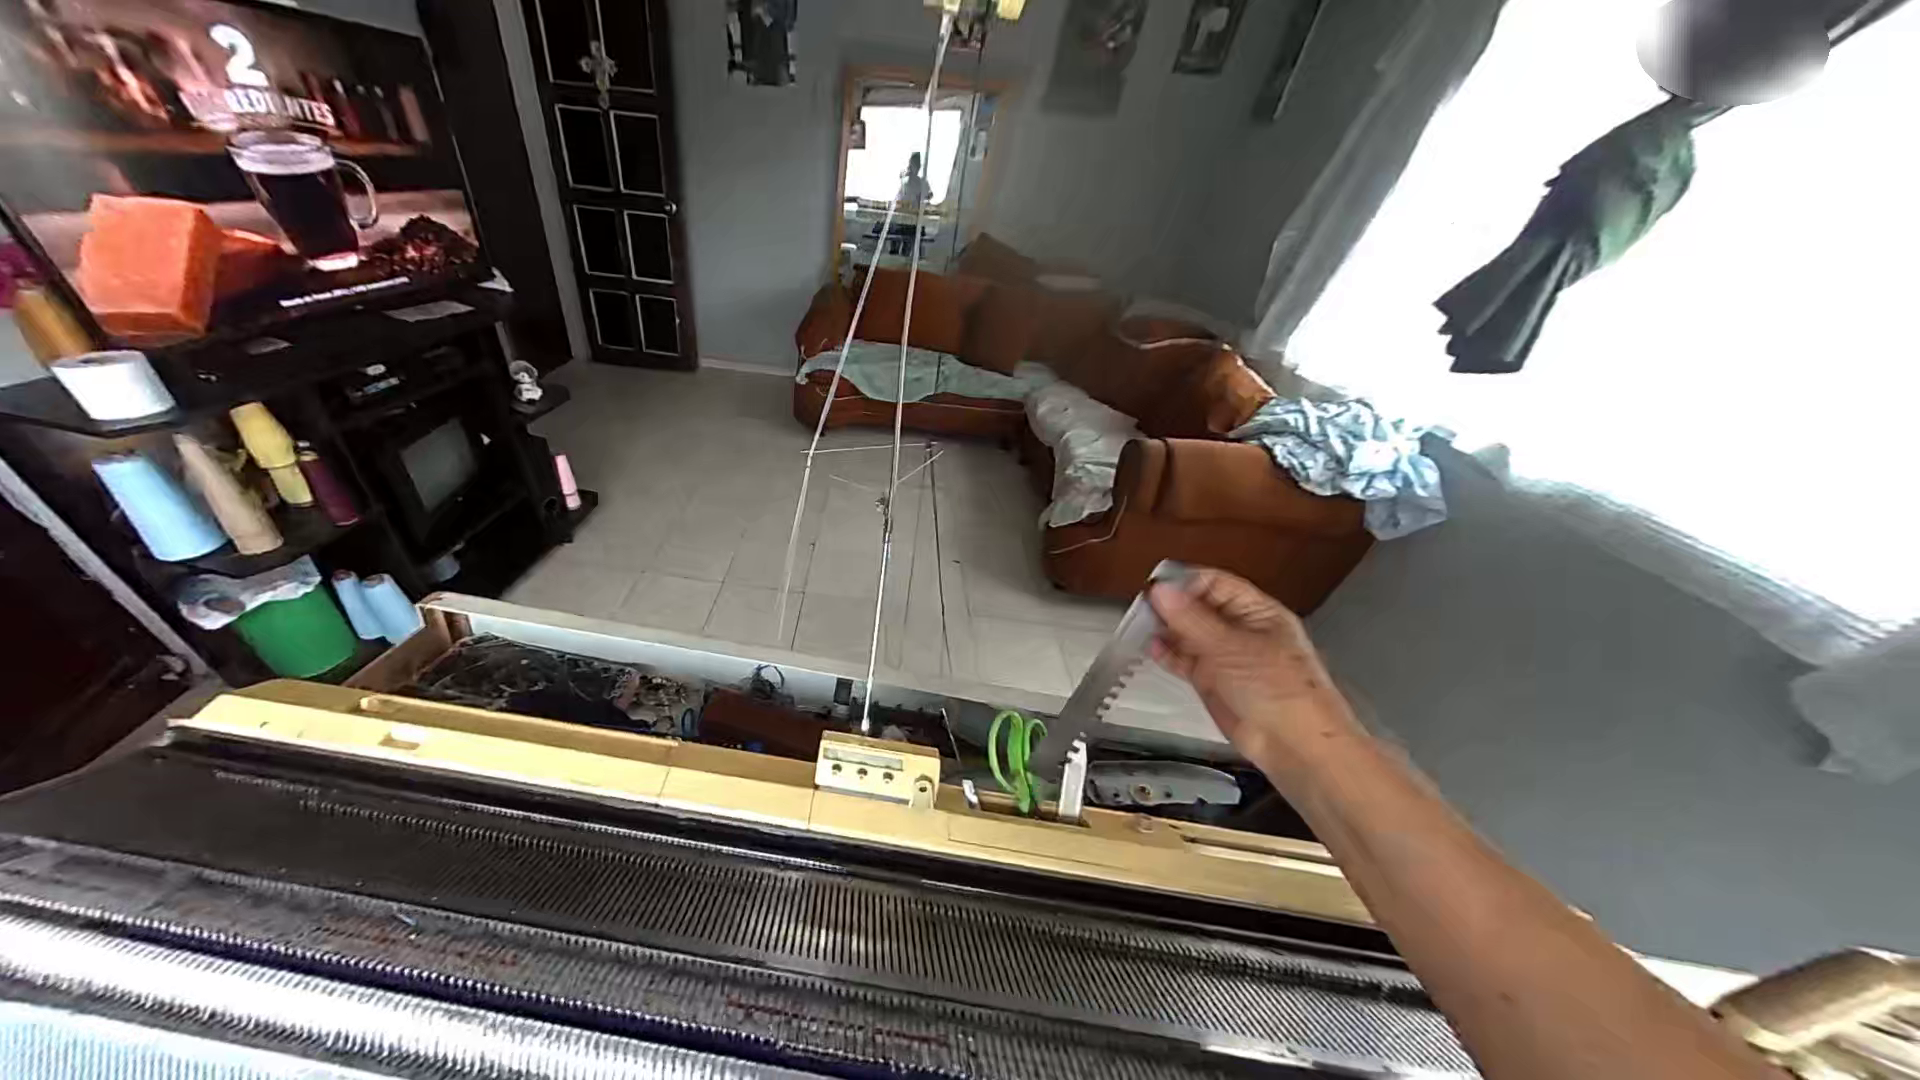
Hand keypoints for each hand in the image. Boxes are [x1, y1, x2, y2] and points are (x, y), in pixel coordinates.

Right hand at [1148, 569, 1356, 764]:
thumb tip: (1163, 592)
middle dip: (1172, 606)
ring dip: (1167, 629)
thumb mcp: (1231, 647)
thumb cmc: (1285, 694)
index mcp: (1257, 613)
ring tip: (1143, 626)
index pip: (1215, 584)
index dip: (1185, 583)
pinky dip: (1168, 654)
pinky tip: (1154, 648)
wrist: (1294, 746)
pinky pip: (1185, 660)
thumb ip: (1192, 619)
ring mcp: (1227, 657)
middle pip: (1199, 608)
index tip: (1157, 586)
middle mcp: (1242, 631)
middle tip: (1145, 606)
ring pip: (1189, 634)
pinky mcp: (1214, 681)